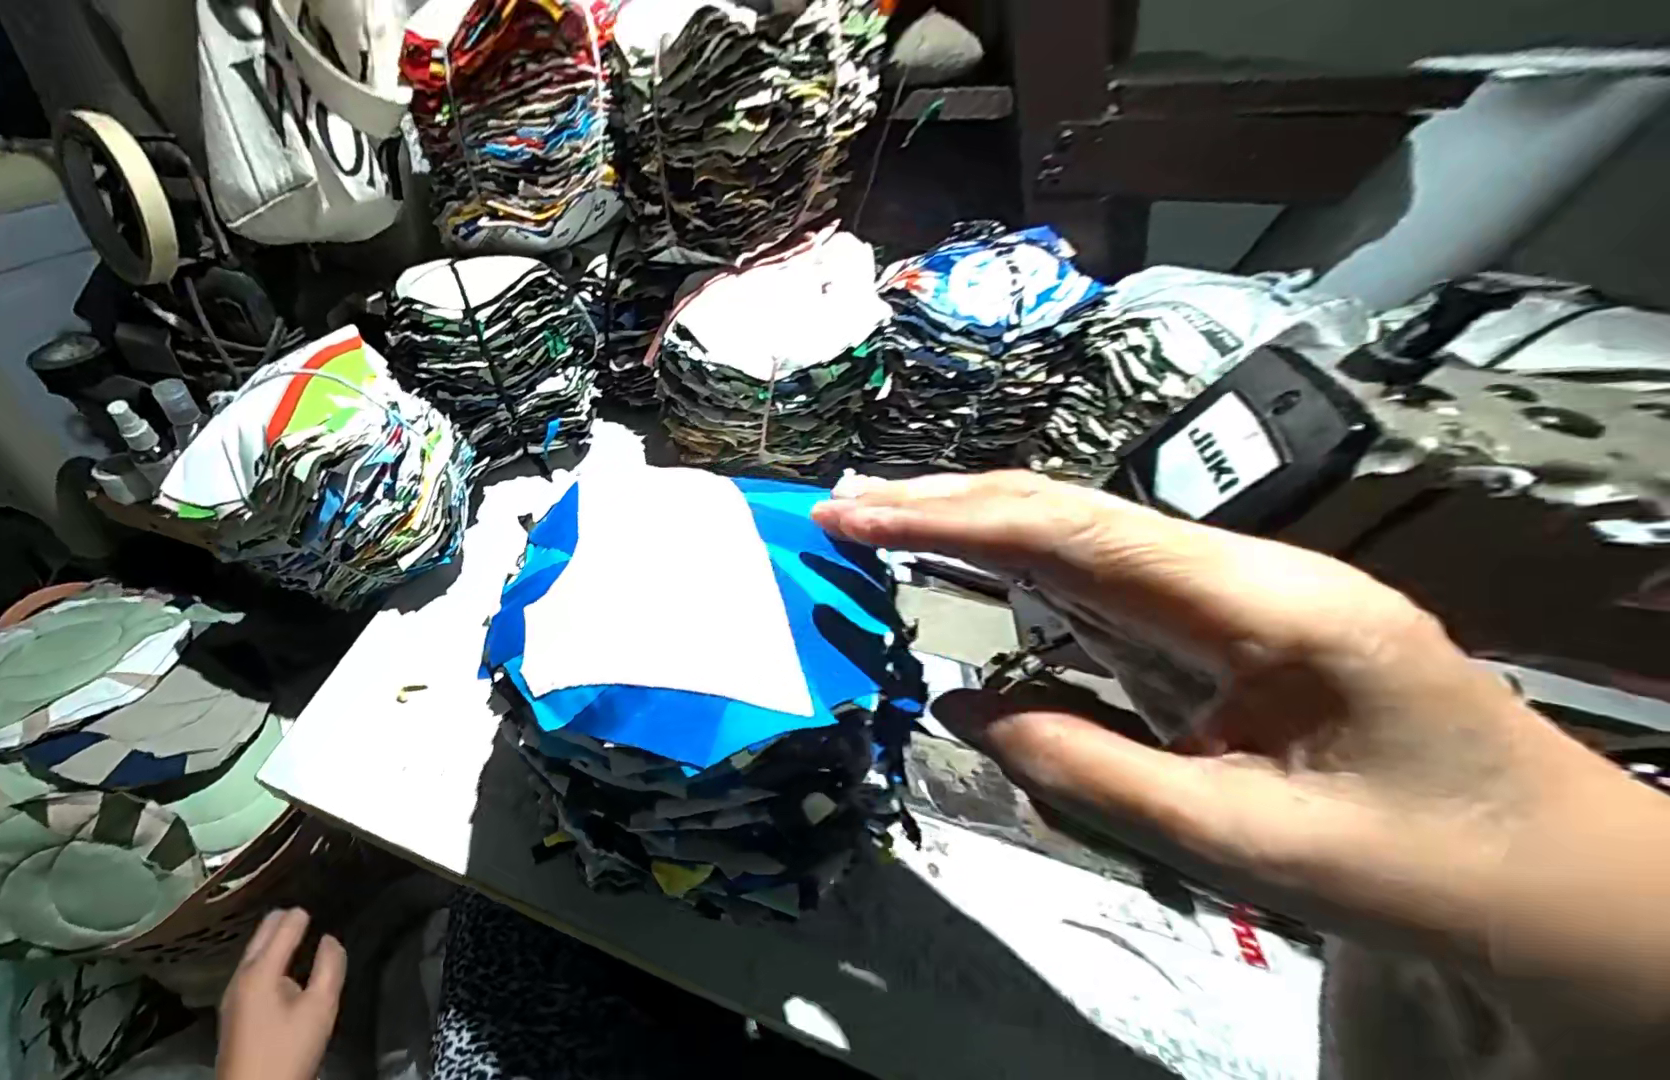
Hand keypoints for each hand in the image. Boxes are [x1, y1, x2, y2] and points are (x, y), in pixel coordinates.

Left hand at [218, 908, 346, 1079]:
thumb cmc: (288, 1051)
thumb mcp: (321, 1006)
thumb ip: (330, 965)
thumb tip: (329, 939)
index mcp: (261, 971)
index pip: (285, 924)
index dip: (306, 913)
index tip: (326, 905)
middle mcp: (241, 977)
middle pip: (263, 932)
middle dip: (286, 918)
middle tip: (314, 911)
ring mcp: (233, 996)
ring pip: (255, 950)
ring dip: (277, 936)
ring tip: (303, 930)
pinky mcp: (233, 1012)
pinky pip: (253, 967)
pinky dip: (270, 954)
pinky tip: (287, 963)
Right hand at [815, 473, 1669, 1030]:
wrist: (1578, 887)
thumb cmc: (1430, 868)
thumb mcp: (1248, 844)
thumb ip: (1086, 771)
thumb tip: (963, 710)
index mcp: (1260, 602)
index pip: (1068, 532)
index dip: (949, 518)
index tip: (856, 517)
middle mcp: (1229, 567)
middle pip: (1058, 508)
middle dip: (941, 503)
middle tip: (844, 509)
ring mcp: (1213, 582)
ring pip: (1064, 529)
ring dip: (964, 521)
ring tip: (876, 522)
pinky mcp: (1197, 609)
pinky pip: (1080, 571)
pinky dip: (1001, 559)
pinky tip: (953, 559)